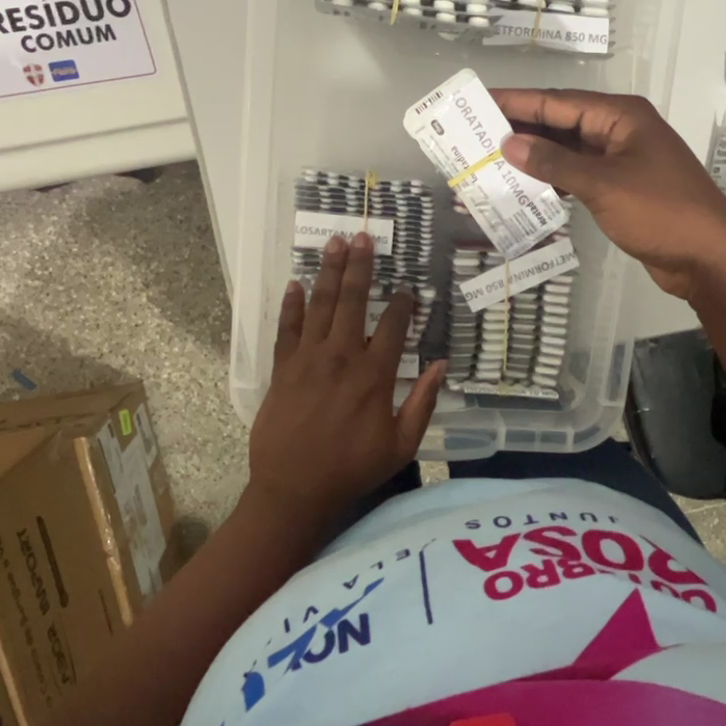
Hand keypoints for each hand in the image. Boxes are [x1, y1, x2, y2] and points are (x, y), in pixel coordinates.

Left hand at [247, 233, 446, 524]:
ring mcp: (308, 361)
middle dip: (359, 267)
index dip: (403, 304)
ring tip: (334, 244)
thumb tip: (442, 366)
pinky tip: (295, 284)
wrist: (295, 489)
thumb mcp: (402, 445)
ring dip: (328, 273)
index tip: (408, 288)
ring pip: (320, 307)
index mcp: (374, 376)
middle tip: (363, 236)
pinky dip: (291, 306)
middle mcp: (341, 358)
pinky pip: (286, 329)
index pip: (393, 326)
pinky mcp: (283, 370)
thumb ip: (423, 403)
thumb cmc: (353, 469)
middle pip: (352, 302)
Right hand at [493, 89, 725, 299]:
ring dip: (536, 157)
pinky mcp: (622, 189)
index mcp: (621, 116)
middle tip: (477, 134)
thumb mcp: (602, 185)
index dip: (518, 101)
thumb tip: (510, 144)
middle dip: (522, 129)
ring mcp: (622, 161)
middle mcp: (620, 131)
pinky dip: (554, 181)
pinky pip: (580, 176)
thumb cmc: (660, 211)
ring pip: (569, 152)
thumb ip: (554, 164)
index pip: (559, 102)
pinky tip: (526, 188)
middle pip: (562, 124)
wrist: (707, 256)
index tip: (481, 101)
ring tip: (492, 160)